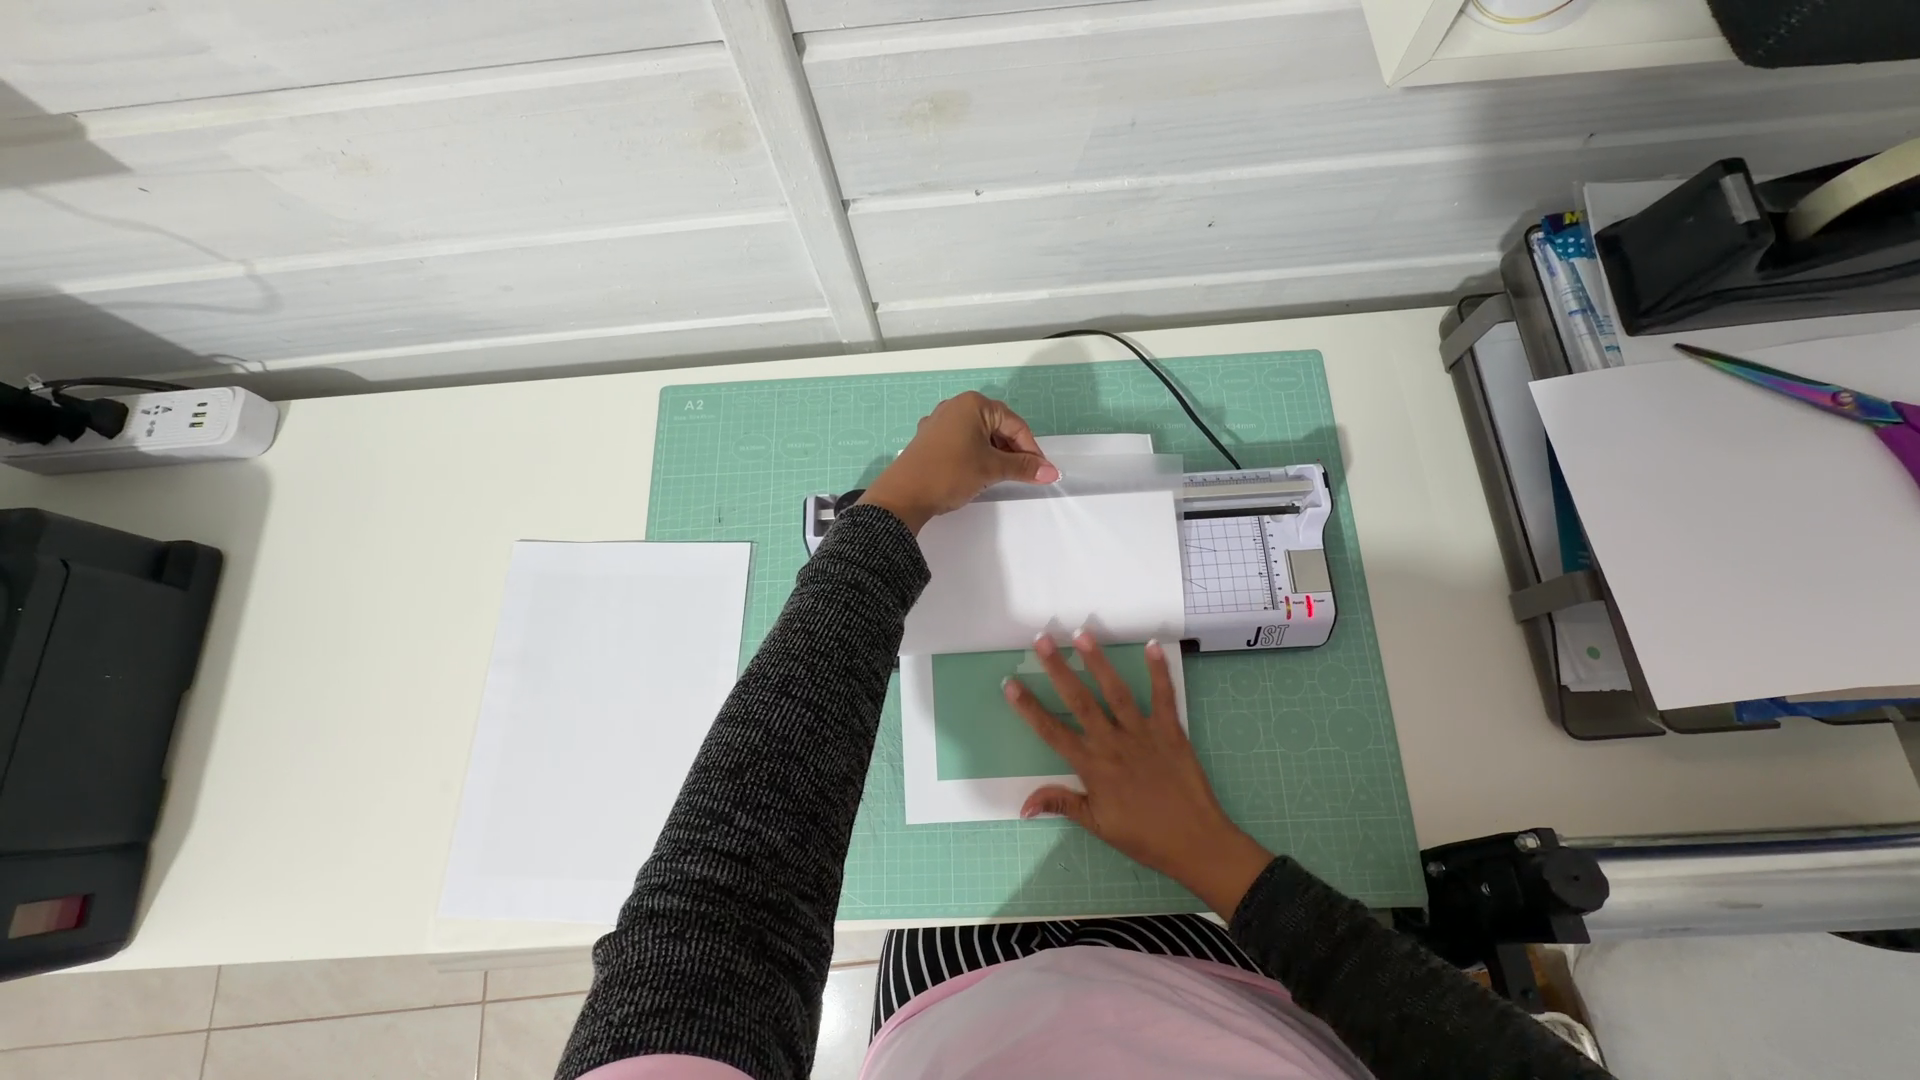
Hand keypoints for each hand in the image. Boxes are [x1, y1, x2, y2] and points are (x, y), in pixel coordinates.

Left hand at [856, 392, 1058, 532]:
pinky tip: (976, 473)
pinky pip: (961, 442)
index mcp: (973, 404)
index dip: (1031, 449)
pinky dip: (975, 455)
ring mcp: (939, 422)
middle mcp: (955, 406)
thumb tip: (1051, 471)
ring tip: (1000, 477)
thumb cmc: (950, 474)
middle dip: (1012, 451)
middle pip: (997, 426)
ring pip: (978, 435)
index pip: (1014, 424)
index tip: (1041, 471)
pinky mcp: (929, 439)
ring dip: (994, 454)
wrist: (903, 496)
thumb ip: (1023, 467)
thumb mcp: (991, 469)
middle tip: (1024, 475)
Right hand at [1004, 631, 1274, 918]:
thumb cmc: (1144, 837)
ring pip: (1115, 691)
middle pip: (1079, 700)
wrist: (1196, 843)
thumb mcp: (1098, 825)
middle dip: (1059, 668)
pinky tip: (1151, 645)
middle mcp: (1113, 744)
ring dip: (1098, 661)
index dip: (1029, 708)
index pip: (1052, 732)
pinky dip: (1158, 671)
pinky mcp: (1171, 731)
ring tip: (1082, 633)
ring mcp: (1143, 734)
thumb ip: (1061, 804)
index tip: (1010, 684)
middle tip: (1042, 639)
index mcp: (1092, 767)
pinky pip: (1164, 696)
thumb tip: (1022, 805)